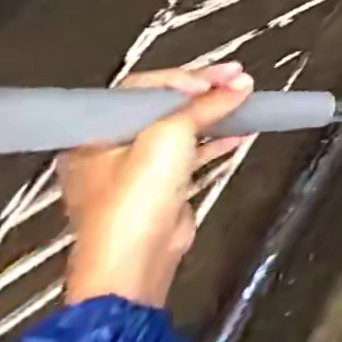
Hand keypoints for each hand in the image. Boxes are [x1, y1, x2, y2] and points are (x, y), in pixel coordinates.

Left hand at [59, 63, 253, 307]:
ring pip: (179, 129)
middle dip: (203, 91)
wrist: (135, 264)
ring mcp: (136, 170)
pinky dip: (215, 140)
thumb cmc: (134, 199)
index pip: (145, 87)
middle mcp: (112, 148)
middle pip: (164, 105)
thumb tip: (240, 84)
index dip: (182, 78)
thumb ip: (207, 105)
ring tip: (243, 95)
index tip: (214, 78)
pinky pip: (189, 154)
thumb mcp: (170, 135)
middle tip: (235, 76)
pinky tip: (239, 130)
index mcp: (98, 131)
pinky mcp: (159, 190)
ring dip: (213, 113)